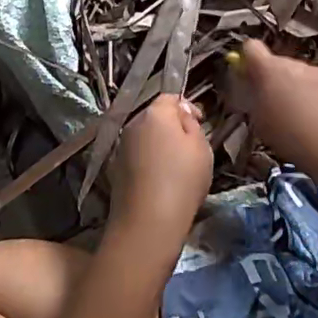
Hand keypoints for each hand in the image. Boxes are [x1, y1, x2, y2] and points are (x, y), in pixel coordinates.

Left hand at [110, 94, 213, 241]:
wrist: (148, 220)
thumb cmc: (182, 179)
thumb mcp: (201, 147)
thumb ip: (191, 123)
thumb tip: (181, 113)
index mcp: (154, 113)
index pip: (169, 97)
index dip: (186, 107)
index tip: (200, 123)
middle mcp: (132, 124)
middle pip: (155, 116)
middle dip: (172, 126)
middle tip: (191, 146)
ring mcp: (121, 146)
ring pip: (145, 136)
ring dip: (159, 144)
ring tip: (177, 165)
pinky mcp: (116, 167)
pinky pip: (137, 154)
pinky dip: (149, 160)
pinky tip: (160, 179)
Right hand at [235, 39, 317, 171]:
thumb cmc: (289, 136)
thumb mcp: (258, 120)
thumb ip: (252, 95)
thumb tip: (249, 82)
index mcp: (271, 69)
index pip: (251, 47)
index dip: (247, 59)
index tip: (247, 76)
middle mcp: (297, 64)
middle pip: (279, 63)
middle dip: (275, 79)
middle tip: (274, 104)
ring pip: (302, 74)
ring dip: (297, 87)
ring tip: (301, 116)